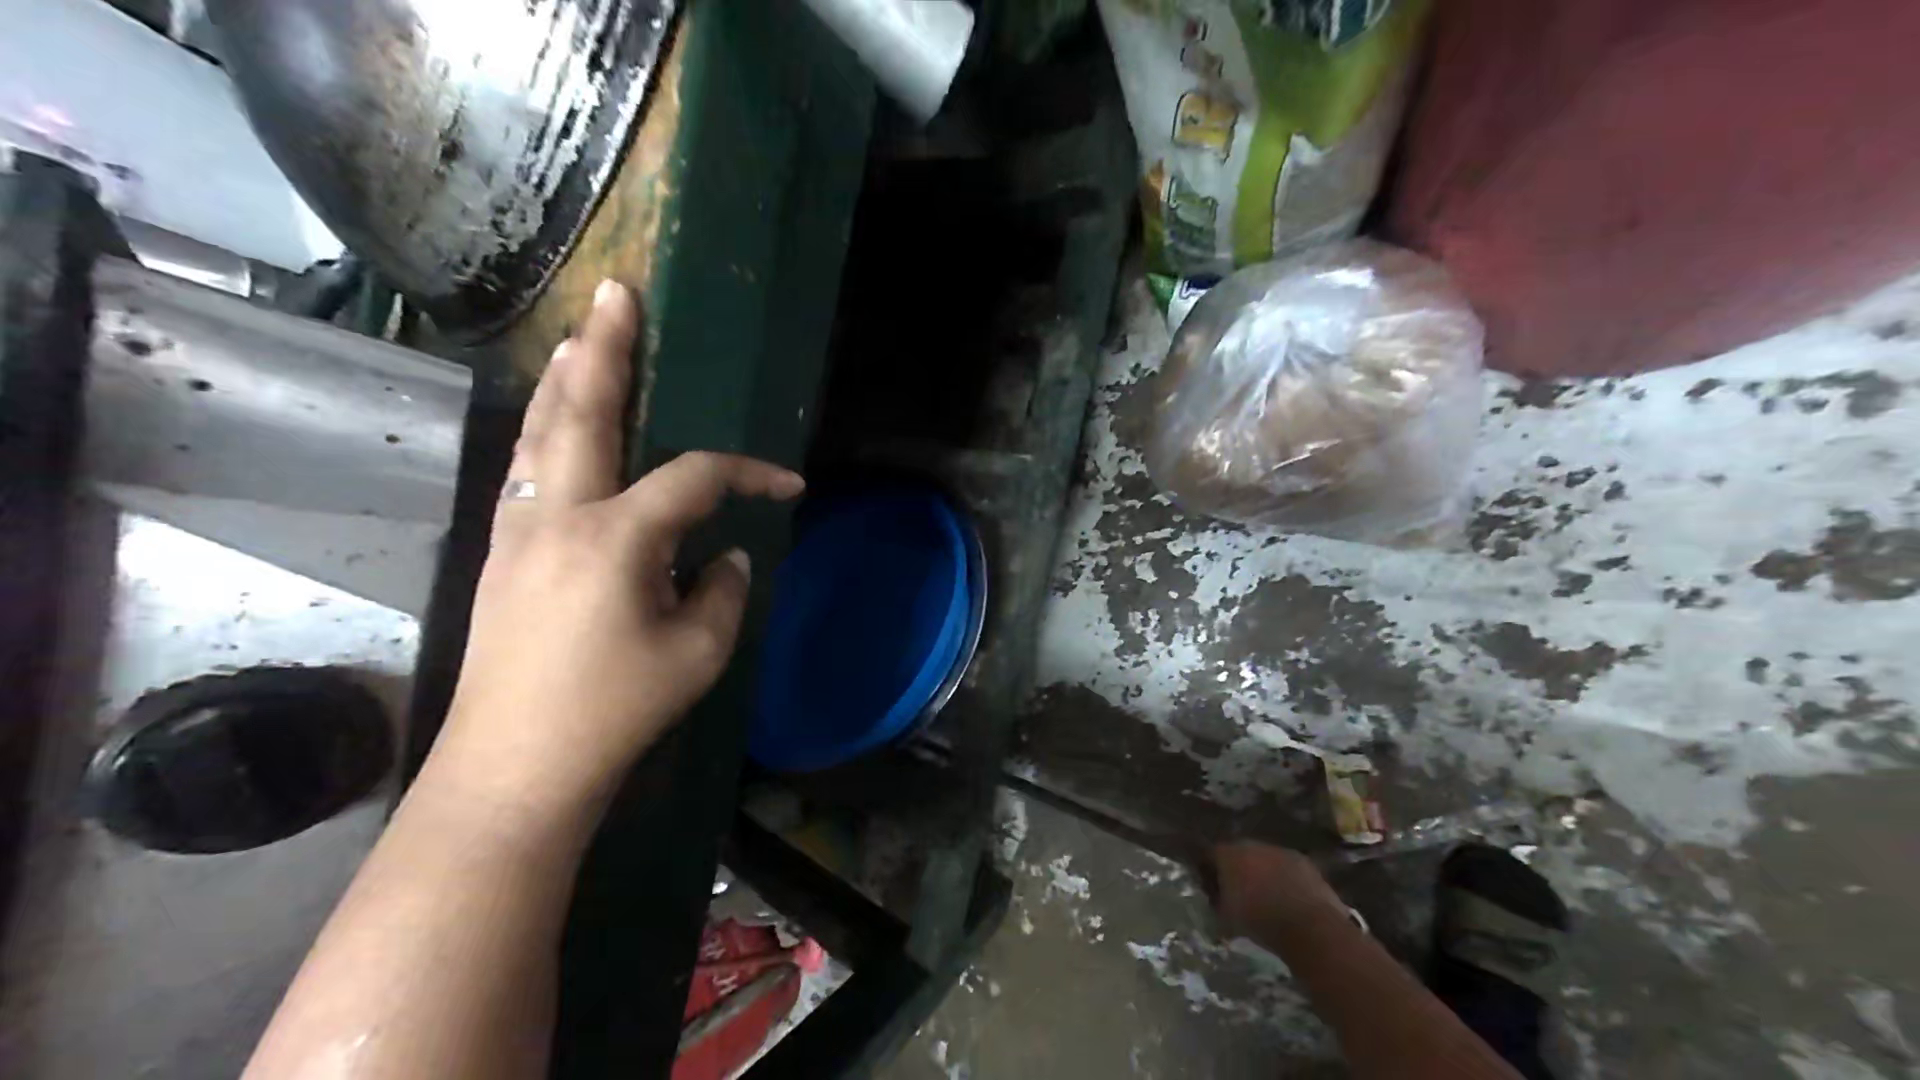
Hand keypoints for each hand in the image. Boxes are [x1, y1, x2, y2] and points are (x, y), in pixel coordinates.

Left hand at [435, 280, 804, 812]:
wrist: (517, 763)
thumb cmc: (617, 708)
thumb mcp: (699, 651)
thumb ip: (723, 589)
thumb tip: (725, 556)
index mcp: (617, 537)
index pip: (696, 479)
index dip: (748, 472)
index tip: (788, 483)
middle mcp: (559, 516)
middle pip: (583, 414)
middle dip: (606, 350)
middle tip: (616, 297)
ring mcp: (518, 531)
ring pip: (538, 434)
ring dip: (564, 381)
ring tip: (580, 339)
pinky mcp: (500, 553)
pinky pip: (523, 470)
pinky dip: (542, 431)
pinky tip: (552, 423)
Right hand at [1208, 842, 1347, 942]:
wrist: (1310, 927)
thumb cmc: (1260, 922)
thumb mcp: (1226, 919)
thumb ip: (1218, 903)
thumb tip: (1218, 901)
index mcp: (1227, 854)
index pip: (1209, 856)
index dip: (1209, 873)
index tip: (1213, 891)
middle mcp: (1250, 845)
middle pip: (1237, 853)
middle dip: (1237, 870)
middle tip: (1240, 894)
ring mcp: (1279, 850)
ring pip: (1264, 859)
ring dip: (1263, 873)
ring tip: (1268, 898)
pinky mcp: (1303, 861)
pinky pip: (1286, 867)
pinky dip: (1285, 878)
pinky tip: (1289, 898)